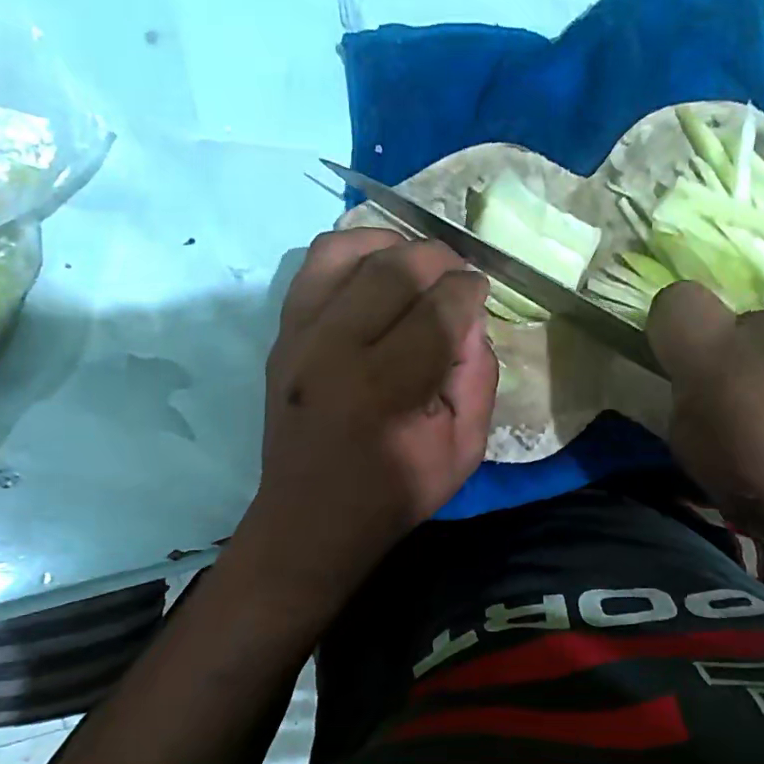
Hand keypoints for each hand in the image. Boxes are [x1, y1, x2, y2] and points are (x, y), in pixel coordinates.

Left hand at [238, 229, 495, 597]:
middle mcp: (335, 351)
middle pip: (395, 268)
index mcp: (386, 389)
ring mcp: (299, 337)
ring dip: (393, 246)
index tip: (482, 291)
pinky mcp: (281, 334)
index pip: (438, 309)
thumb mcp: (464, 450)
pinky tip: (376, 268)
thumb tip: (470, 319)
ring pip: (347, 252)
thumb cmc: (396, 491)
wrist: (312, 517)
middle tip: (458, 275)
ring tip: (418, 264)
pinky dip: (351, 253)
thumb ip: (478, 378)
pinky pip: (314, 266)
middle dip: (439, 259)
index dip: (469, 290)